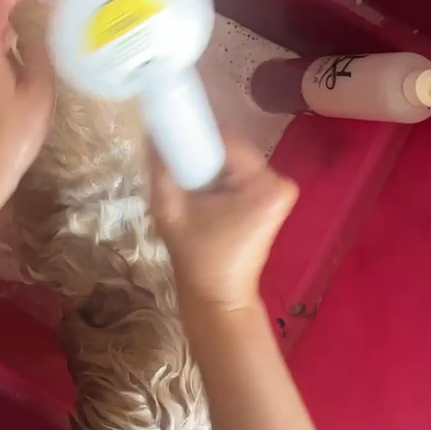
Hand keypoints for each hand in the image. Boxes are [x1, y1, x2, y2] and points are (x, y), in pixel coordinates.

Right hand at [151, 132, 298, 313]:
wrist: (218, 296)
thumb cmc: (196, 256)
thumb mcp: (168, 209)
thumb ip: (160, 167)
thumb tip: (153, 132)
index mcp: (262, 184)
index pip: (226, 139)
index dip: (195, 136)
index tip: (170, 141)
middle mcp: (278, 182)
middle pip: (231, 147)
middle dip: (201, 152)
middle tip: (175, 166)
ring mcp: (277, 190)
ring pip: (233, 158)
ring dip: (207, 163)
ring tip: (186, 181)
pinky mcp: (270, 198)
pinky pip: (238, 171)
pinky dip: (217, 175)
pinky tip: (199, 190)